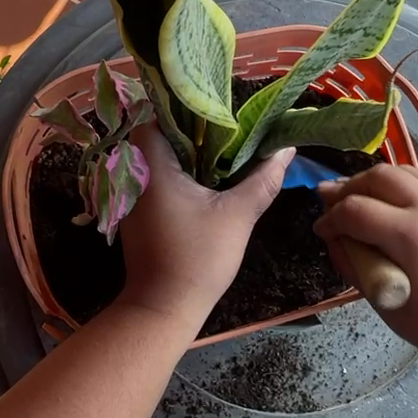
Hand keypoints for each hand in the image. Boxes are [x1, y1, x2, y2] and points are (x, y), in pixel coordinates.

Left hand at [117, 125, 293, 322]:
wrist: (164, 307)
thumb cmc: (197, 258)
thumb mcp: (238, 215)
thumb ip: (262, 179)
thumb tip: (287, 150)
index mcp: (150, 167)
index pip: (155, 117)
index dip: (182, 109)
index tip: (213, 111)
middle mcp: (132, 176)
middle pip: (155, 137)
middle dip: (188, 132)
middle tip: (225, 130)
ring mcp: (130, 197)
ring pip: (154, 160)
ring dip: (182, 155)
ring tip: (219, 152)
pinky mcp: (135, 215)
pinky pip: (152, 181)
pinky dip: (174, 176)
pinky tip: (203, 182)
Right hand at [313, 166, 417, 370]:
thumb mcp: (382, 301)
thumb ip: (354, 264)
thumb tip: (334, 240)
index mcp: (411, 236)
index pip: (355, 210)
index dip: (330, 218)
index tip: (321, 230)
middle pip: (379, 177)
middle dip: (348, 187)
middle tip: (331, 202)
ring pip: (404, 172)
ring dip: (375, 181)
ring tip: (359, 197)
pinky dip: (402, 187)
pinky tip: (391, 204)